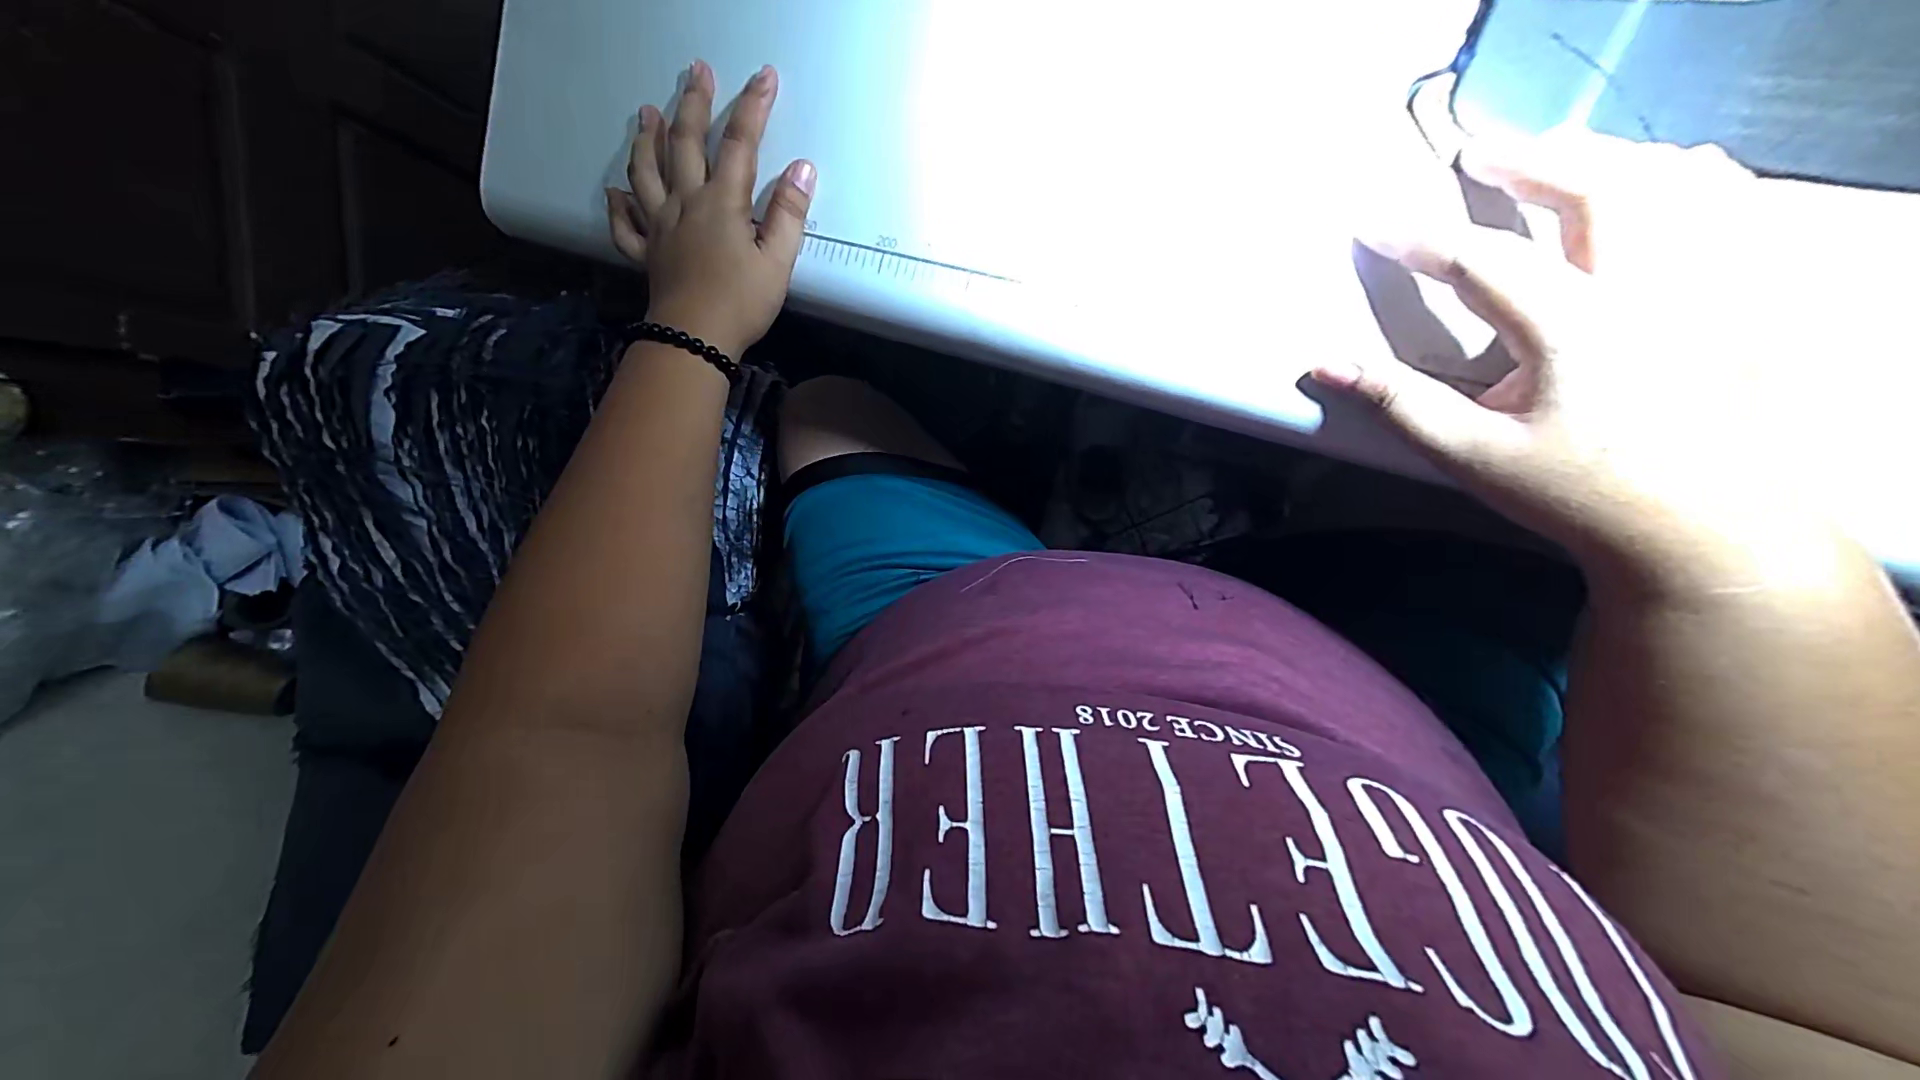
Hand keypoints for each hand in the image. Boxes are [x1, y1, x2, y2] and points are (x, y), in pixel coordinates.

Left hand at [606, 60, 816, 359]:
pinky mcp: (646, 253)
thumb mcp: (778, 262)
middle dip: (694, 104)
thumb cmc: (741, 302)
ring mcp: (660, 226)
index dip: (753, 108)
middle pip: (686, 144)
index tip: (763, 77)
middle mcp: (686, 203)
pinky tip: (616, 193)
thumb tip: (802, 169)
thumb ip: (789, 214)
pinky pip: (626, 225)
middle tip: (695, 72)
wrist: (694, 338)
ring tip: (646, 112)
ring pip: (647, 172)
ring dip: (646, 138)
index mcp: (722, 203)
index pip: (740, 144)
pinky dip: (619, 206)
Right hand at [1318, 128, 1844, 588]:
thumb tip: (1327, 365)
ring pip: (1674, 180)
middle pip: (1596, 185)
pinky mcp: (1742, 298)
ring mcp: (1711, 286)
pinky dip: (1685, 178)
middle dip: (1527, 161)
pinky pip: (1730, 205)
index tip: (1374, 224)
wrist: (1701, 528)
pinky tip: (1657, 181)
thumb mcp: (1469, 454)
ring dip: (1605, 157)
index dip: (1418, 240)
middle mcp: (1653, 289)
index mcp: (1577, 329)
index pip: (1483, 261)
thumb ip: (1397, 402)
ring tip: (1555, 156)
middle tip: (1477, 151)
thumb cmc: (1578, 493)